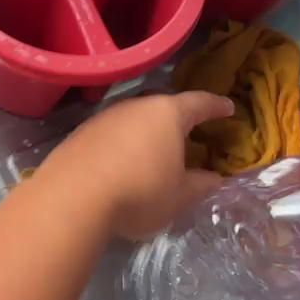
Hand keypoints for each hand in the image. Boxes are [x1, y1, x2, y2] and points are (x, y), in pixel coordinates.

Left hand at [32, 92, 233, 238]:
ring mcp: (104, 116)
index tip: (227, 108)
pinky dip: (121, 141)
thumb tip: (215, 178)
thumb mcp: (178, 196)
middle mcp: (134, 106)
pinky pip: (110, 131)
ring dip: (145, 129)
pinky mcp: (80, 132)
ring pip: (133, 116)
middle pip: (162, 104)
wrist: (72, 196)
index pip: (199, 102)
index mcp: (167, 113)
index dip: (216, 106)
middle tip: (189, 128)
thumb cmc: (139, 192)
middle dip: (177, 114)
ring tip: (153, 148)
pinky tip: (121, 160)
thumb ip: (200, 185)